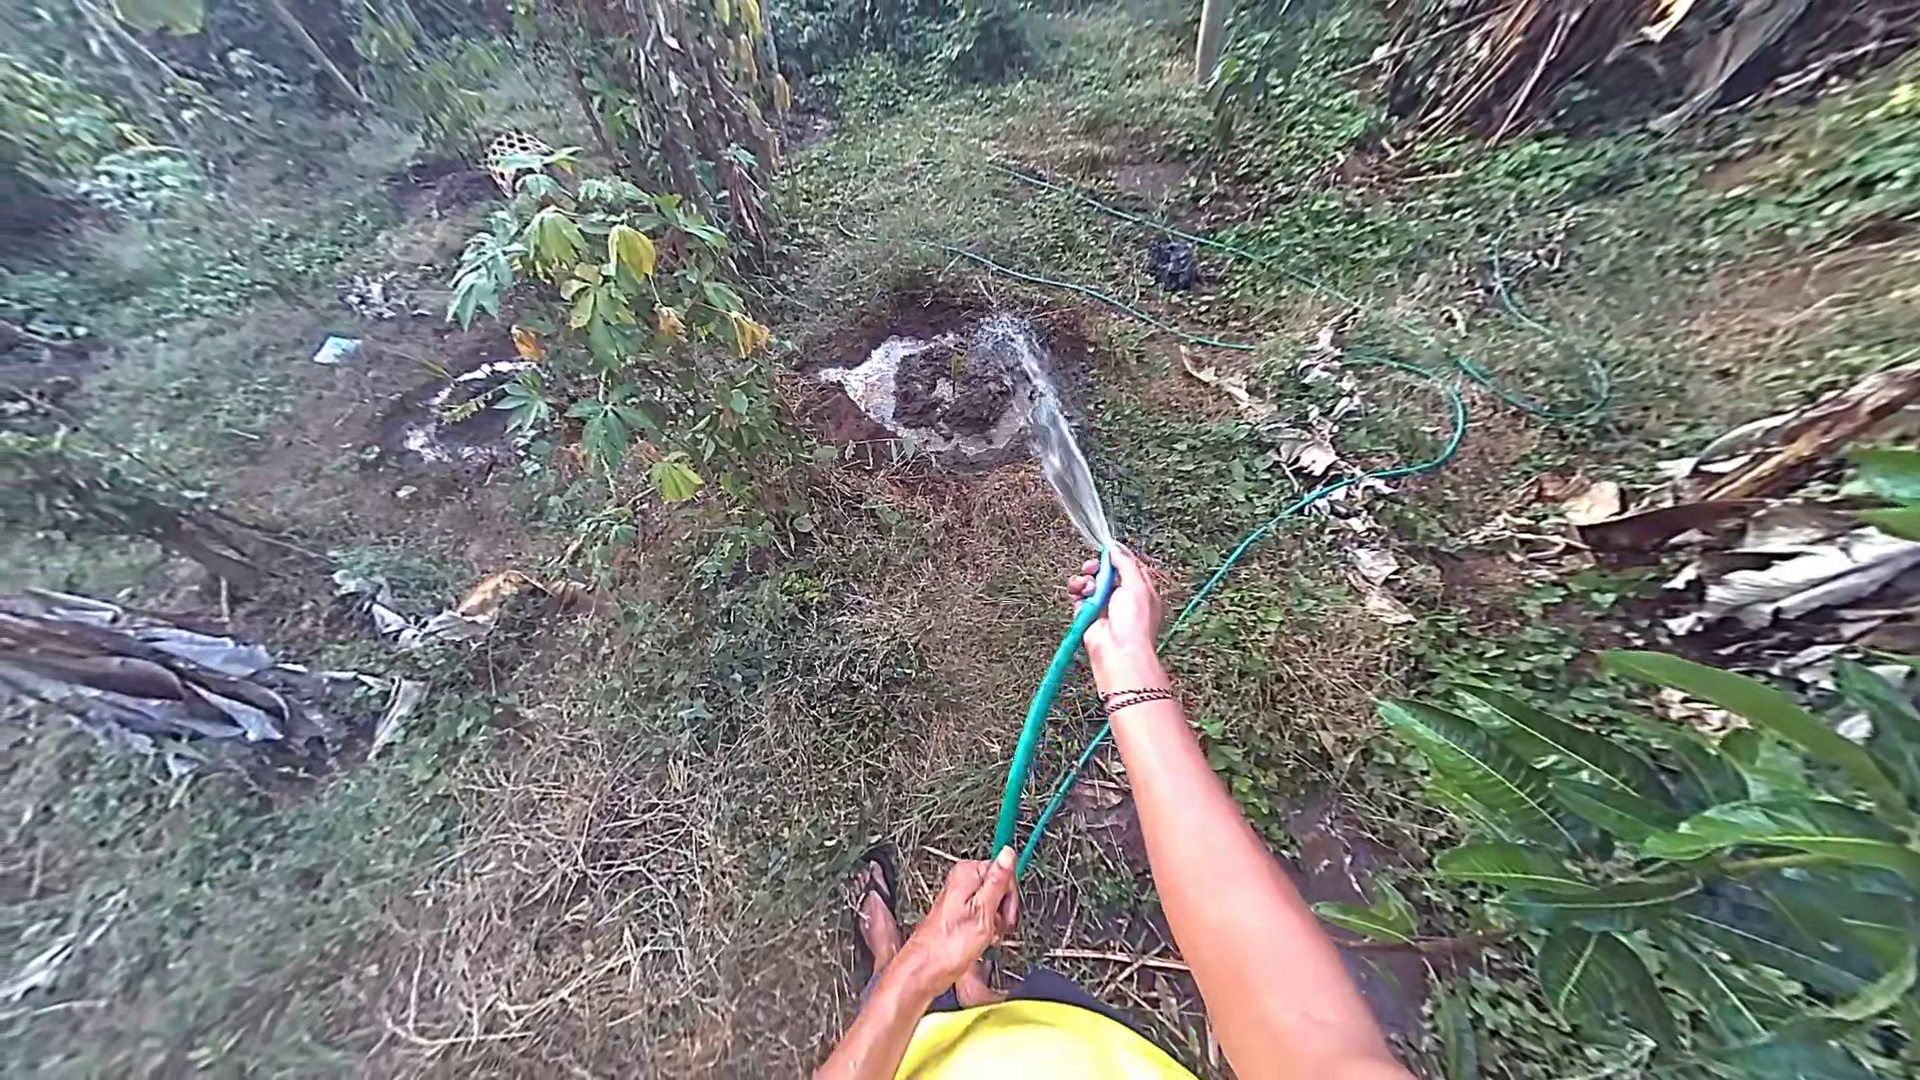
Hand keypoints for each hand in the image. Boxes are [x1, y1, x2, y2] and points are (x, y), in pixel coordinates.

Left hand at [897, 848, 1019, 994]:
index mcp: (968, 872)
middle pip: (999, 887)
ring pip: (992, 902)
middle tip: (993, 927)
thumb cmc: (949, 945)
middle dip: (1002, 910)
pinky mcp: (958, 911)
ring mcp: (960, 895)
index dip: (1008, 897)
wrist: (925, 970)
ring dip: (994, 922)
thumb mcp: (983, 912)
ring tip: (984, 936)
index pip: (1004, 871)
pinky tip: (979, 939)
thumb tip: (1008, 852)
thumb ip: (997, 881)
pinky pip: (982, 913)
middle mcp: (962, 879)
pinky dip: (985, 927)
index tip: (1003, 915)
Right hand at [1067, 545, 1165, 688]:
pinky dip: (1076, 589)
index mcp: (1140, 589)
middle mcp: (1121, 596)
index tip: (1107, 549)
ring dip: (1085, 578)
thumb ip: (1125, 564)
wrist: (1118, 651)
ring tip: (1088, 586)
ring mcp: (1103, 604)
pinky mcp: (1086, 613)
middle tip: (1093, 568)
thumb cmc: (1134, 623)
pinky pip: (1077, 594)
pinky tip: (1080, 593)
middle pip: (1105, 571)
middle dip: (1097, 566)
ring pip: (1089, 580)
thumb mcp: (1137, 586)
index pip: (1127, 565)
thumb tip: (1115, 549)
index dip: (1116, 556)